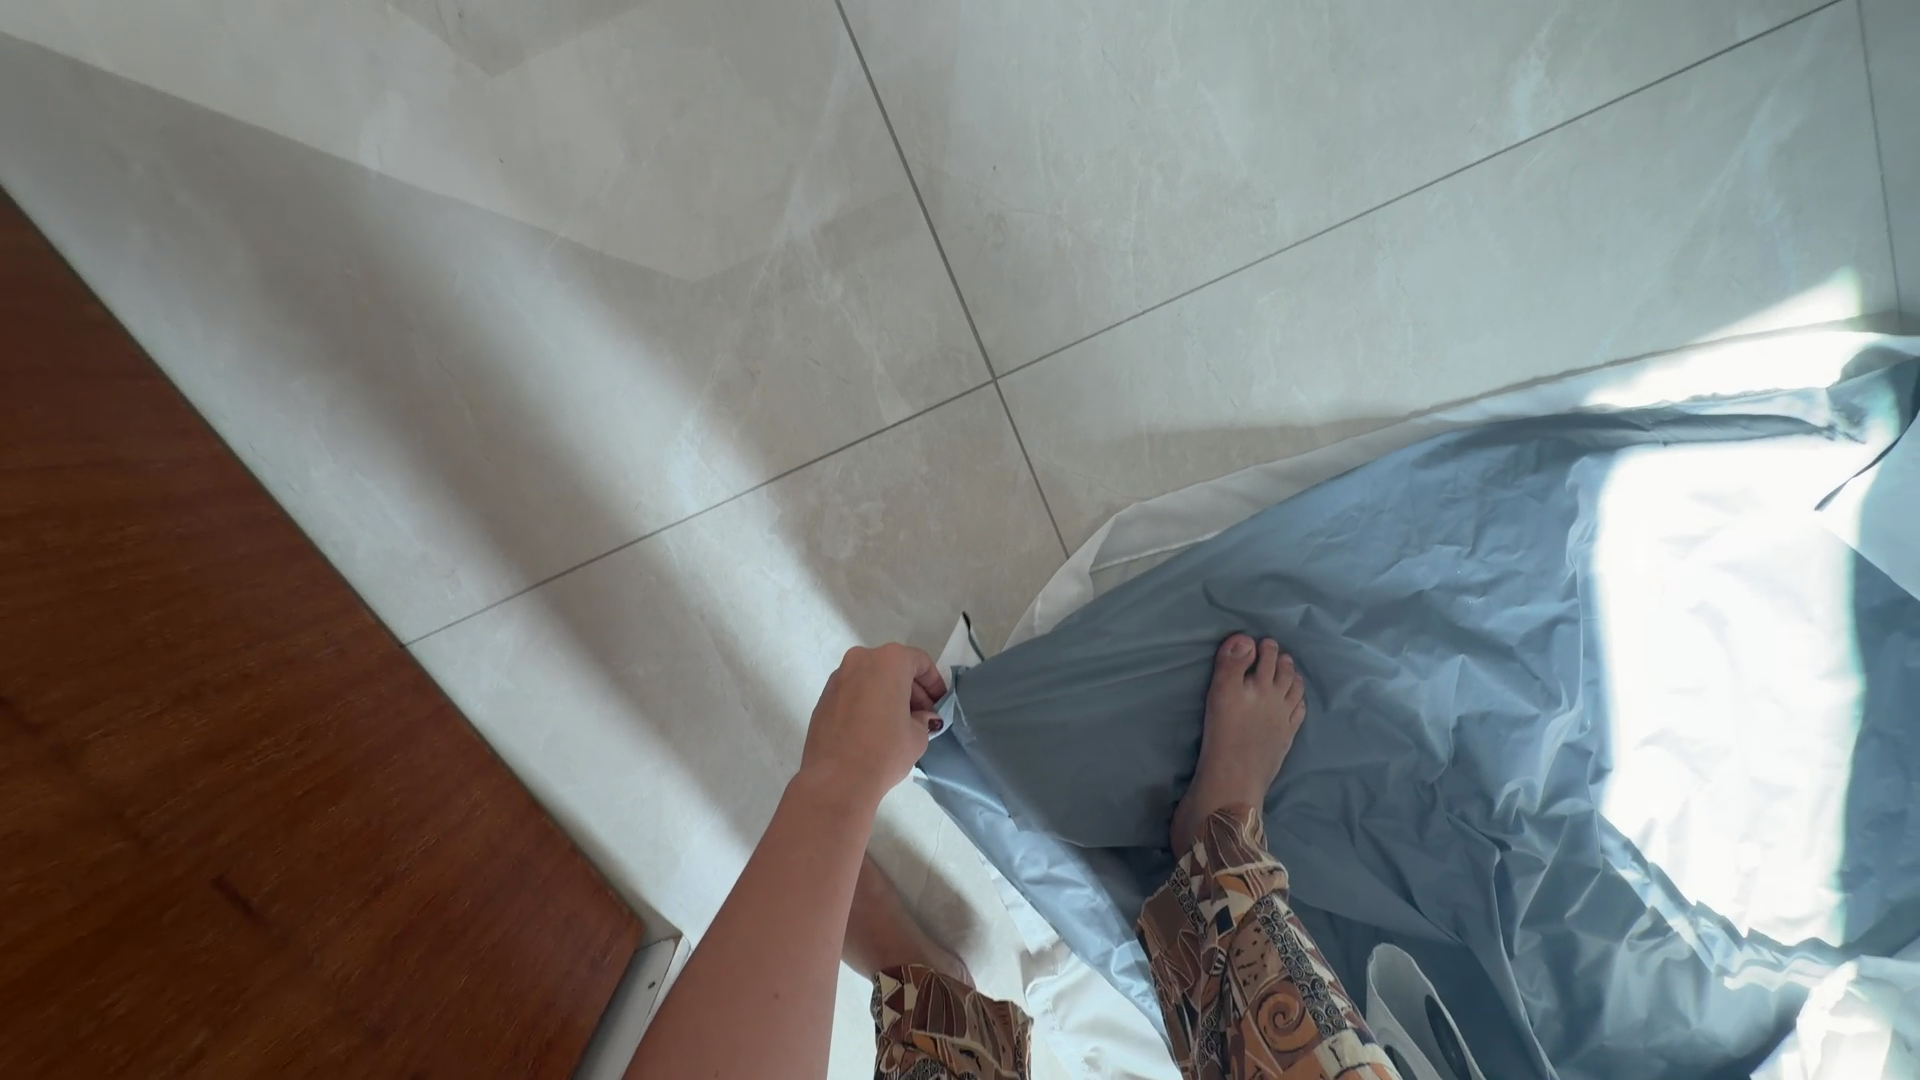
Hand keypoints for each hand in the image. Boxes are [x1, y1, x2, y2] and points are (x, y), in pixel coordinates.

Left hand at [796, 644, 946, 808]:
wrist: (835, 779)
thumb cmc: (884, 751)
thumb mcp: (917, 736)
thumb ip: (924, 719)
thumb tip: (922, 718)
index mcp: (889, 661)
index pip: (919, 661)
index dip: (934, 682)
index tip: (939, 703)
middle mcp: (861, 660)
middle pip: (894, 667)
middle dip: (911, 689)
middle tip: (923, 716)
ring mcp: (838, 677)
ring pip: (872, 678)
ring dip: (889, 695)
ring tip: (899, 724)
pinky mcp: (824, 697)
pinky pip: (854, 692)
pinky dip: (868, 702)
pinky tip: (875, 728)